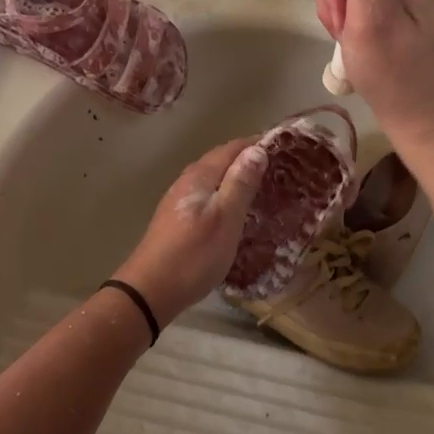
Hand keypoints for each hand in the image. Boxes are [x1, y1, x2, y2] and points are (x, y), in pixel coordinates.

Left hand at [112, 136, 267, 325]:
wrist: (151, 290)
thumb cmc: (194, 255)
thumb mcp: (225, 219)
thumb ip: (240, 183)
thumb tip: (257, 149)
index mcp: (200, 176)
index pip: (231, 148)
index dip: (256, 143)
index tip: (283, 145)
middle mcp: (187, 181)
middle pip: (220, 160)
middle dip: (247, 158)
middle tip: (278, 165)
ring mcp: (179, 200)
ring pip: (213, 178)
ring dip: (236, 176)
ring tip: (261, 184)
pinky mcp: (177, 219)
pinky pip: (207, 194)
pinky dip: (225, 193)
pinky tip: (234, 209)